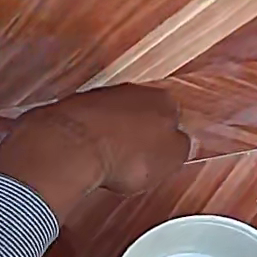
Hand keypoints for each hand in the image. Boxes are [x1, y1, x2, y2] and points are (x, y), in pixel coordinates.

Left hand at [0, 84, 190, 212]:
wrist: (77, 147)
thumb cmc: (125, 153)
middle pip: (143, 116)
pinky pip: (90, 126)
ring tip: (111, 166)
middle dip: (140, 137)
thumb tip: (180, 145)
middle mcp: (133, 91)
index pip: (173, 119)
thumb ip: (180, 149)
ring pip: (116, 119)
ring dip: (114, 138)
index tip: (160, 160)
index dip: (166, 143)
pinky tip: (90, 159)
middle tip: (136, 165)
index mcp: (163, 101)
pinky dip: (92, 141)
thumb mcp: (171, 160)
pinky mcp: (76, 108)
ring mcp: (103, 96)